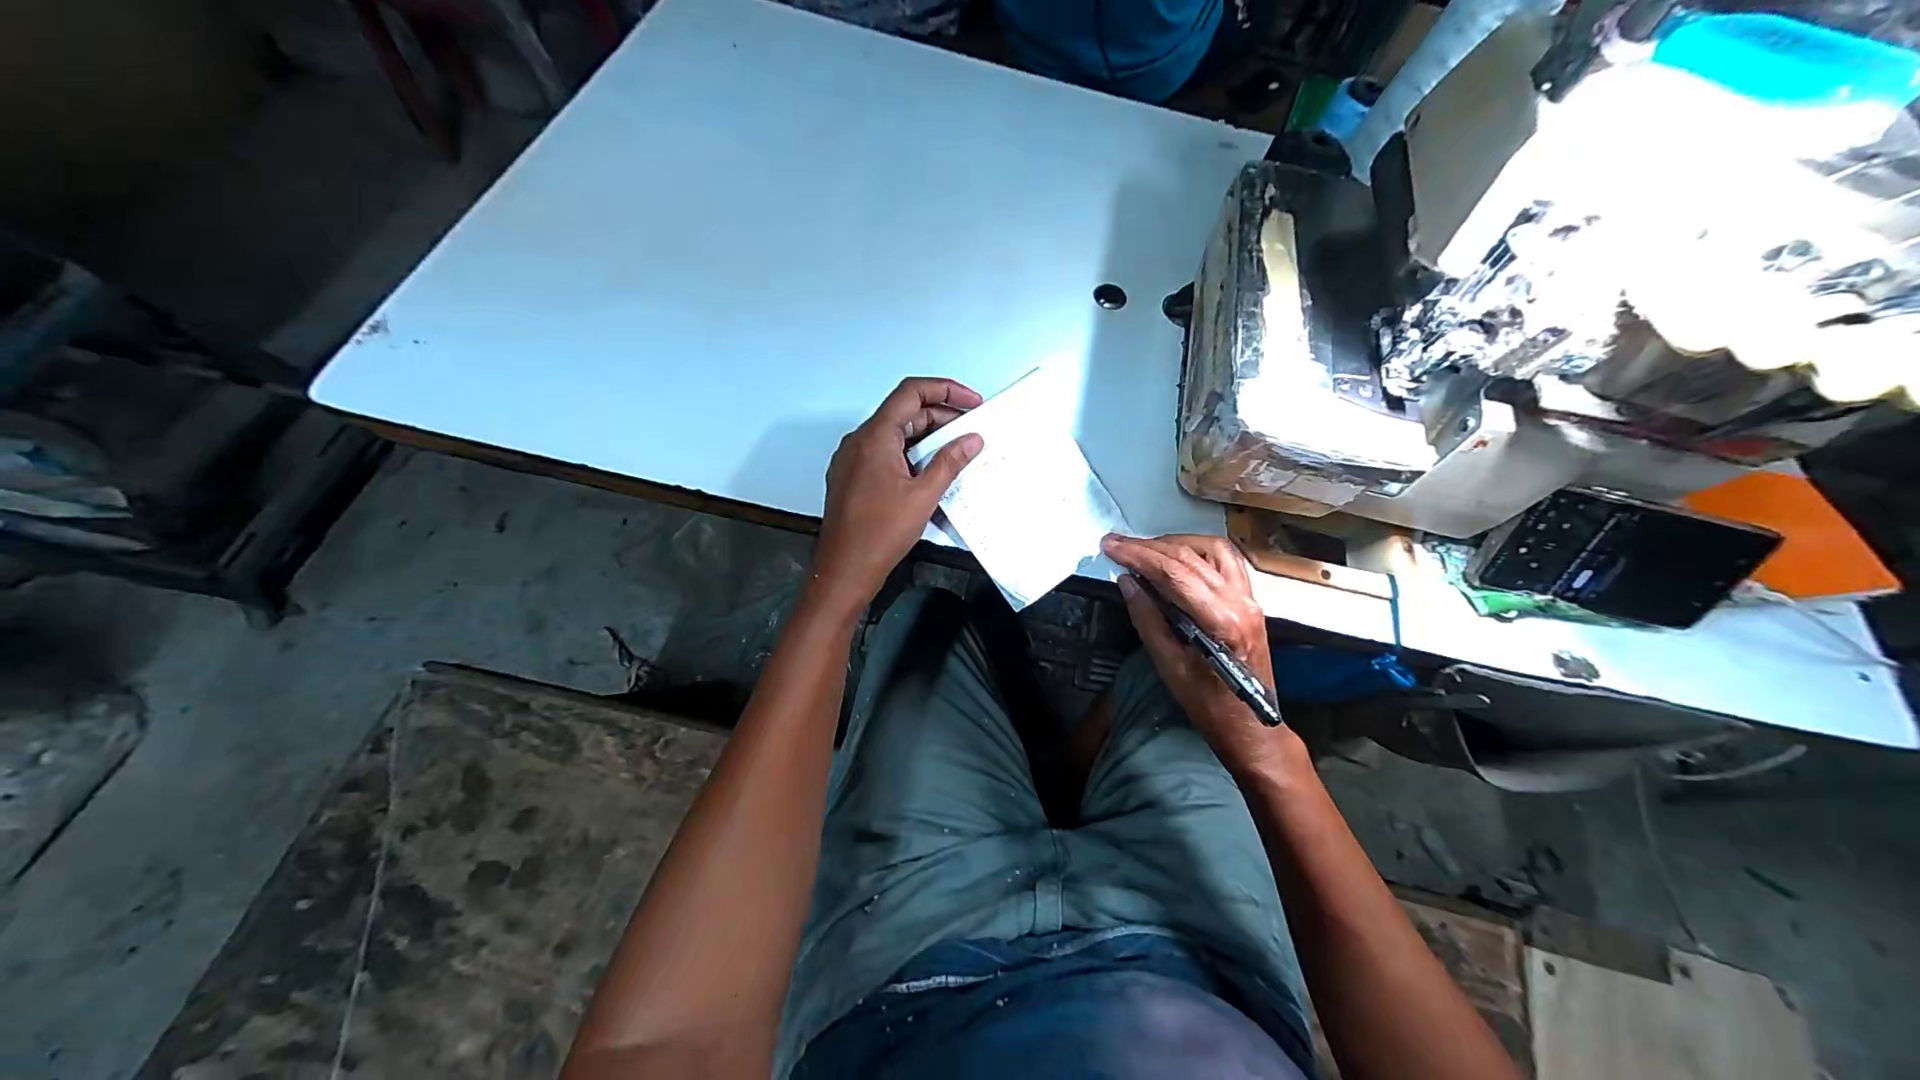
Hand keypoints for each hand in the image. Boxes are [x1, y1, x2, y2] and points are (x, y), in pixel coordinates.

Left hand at [812, 377, 984, 612]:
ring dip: (926, 437)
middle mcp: (859, 442)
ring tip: (955, 452)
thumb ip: (950, 462)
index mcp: (874, 437)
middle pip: (904, 412)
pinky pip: (885, 452)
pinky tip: (930, 472)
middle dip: (940, 417)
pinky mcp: (853, 476)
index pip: (911, 392)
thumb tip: (969, 441)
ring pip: (895, 434)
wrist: (845, 568)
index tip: (969, 401)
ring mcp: (853, 459)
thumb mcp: (924, 496)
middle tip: (969, 431)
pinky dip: (910, 454)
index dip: (945, 390)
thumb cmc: (875, 536)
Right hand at [1102, 533, 1304, 777]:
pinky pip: (1227, 561)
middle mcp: (1239, 602)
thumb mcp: (1169, 666)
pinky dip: (1199, 551)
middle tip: (1117, 544)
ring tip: (1145, 549)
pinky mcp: (1251, 601)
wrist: (1251, 727)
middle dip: (1148, 547)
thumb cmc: (1208, 705)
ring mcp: (1249, 599)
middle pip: (1188, 558)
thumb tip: (1128, 582)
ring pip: (1211, 550)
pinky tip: (1178, 556)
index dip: (1138, 555)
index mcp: (1220, 621)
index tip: (1111, 546)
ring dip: (1174, 543)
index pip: (1173, 572)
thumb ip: (1148, 618)